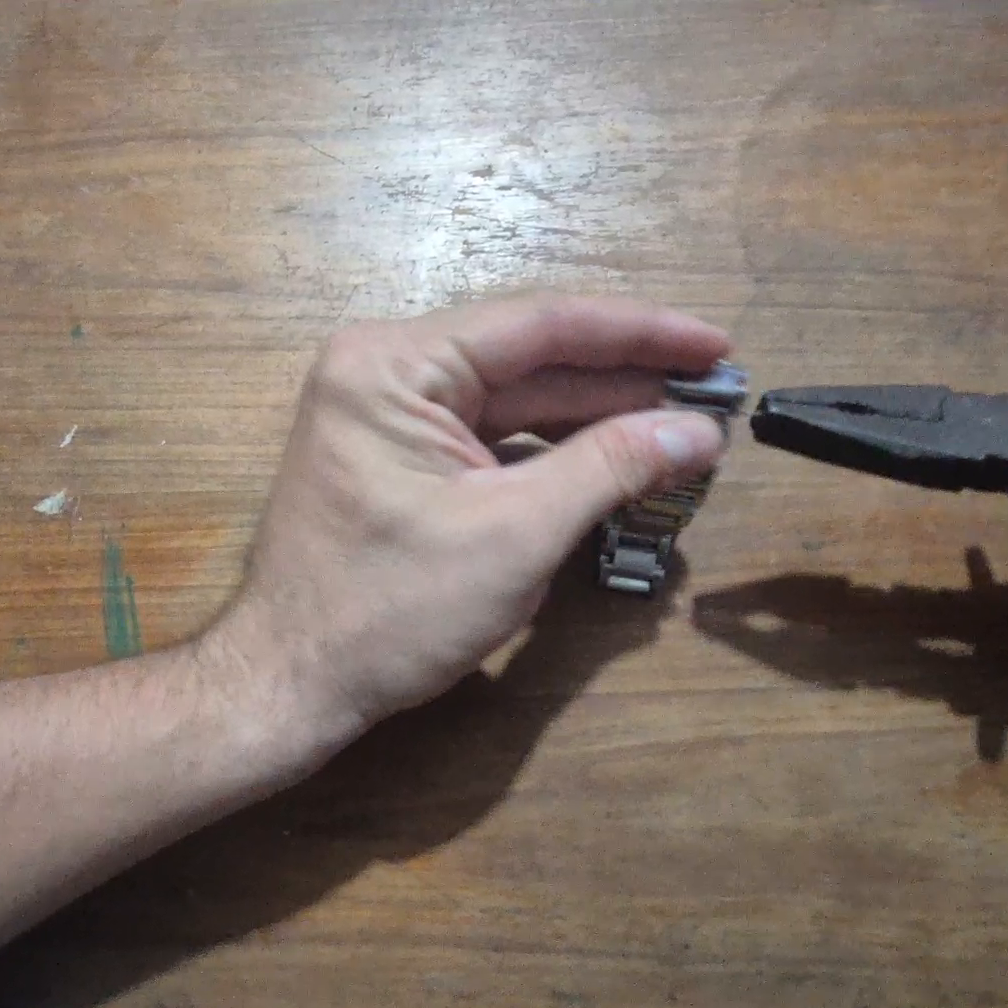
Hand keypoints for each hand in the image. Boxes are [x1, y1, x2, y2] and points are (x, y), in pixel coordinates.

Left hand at [212, 295, 730, 748]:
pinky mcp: (397, 458)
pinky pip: (486, 440)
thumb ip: (610, 468)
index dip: (638, 334)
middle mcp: (385, 370)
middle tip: (710, 394)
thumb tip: (699, 431)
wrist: (292, 682)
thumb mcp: (513, 535)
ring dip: (591, 420)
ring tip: (677, 430)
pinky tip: (610, 462)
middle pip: (527, 360)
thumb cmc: (390, 611)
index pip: (539, 325)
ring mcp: (387, 415)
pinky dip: (548, 455)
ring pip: (511, 403)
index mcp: (393, 363)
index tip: (715, 344)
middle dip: (620, 381)